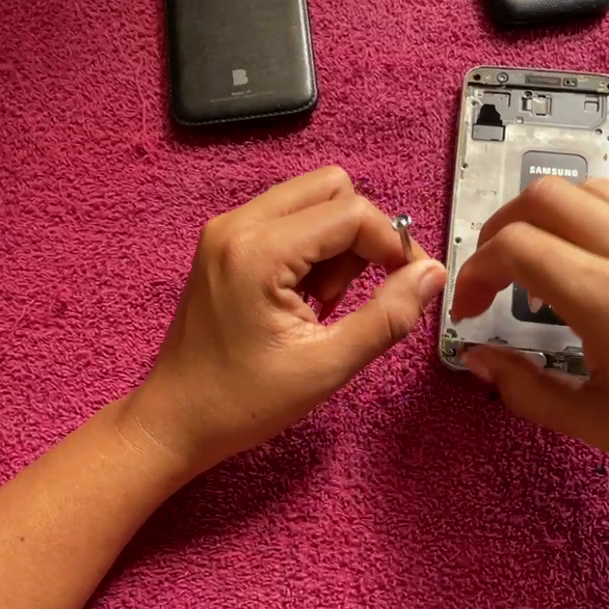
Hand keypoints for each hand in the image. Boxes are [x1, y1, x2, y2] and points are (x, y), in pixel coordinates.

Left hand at [124, 166, 446, 473]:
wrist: (175, 420)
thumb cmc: (244, 402)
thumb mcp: (326, 366)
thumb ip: (388, 316)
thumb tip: (433, 275)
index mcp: (258, 251)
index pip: (350, 212)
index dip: (393, 244)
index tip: (410, 285)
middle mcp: (238, 224)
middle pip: (331, 188)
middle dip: (361, 236)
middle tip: (356, 295)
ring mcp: (226, 229)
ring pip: (309, 201)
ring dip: (335, 243)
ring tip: (324, 305)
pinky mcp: (223, 243)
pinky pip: (285, 220)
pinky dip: (310, 249)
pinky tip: (303, 299)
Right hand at [451, 176, 608, 519]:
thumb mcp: (604, 425)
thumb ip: (527, 389)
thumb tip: (477, 361)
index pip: (515, 246)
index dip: (474, 273)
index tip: (470, 311)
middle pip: (545, 194)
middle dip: (501, 228)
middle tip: (494, 276)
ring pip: (592, 187)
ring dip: (548, 216)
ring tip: (541, 265)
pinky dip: (594, 220)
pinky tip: (600, 268)